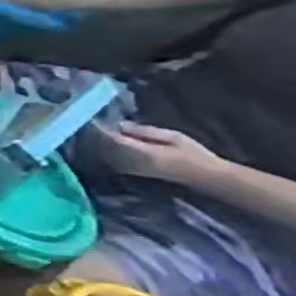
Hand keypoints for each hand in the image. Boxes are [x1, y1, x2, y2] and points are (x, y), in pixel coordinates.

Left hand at [95, 122, 230, 187]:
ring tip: (97, 128)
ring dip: (98, 141)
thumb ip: (145, 131)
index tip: (93, 118)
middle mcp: (131, 163)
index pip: (113, 140)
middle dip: (97, 134)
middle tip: (92, 120)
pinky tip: (106, 140)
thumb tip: (119, 124)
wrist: (203, 177)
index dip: (101, 129)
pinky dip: (105, 148)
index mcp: (143, 153)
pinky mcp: (130, 171)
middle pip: (104, 147)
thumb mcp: (174, 137)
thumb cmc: (193, 154)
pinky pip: (110, 158)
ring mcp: (129, 169)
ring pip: (105, 153)